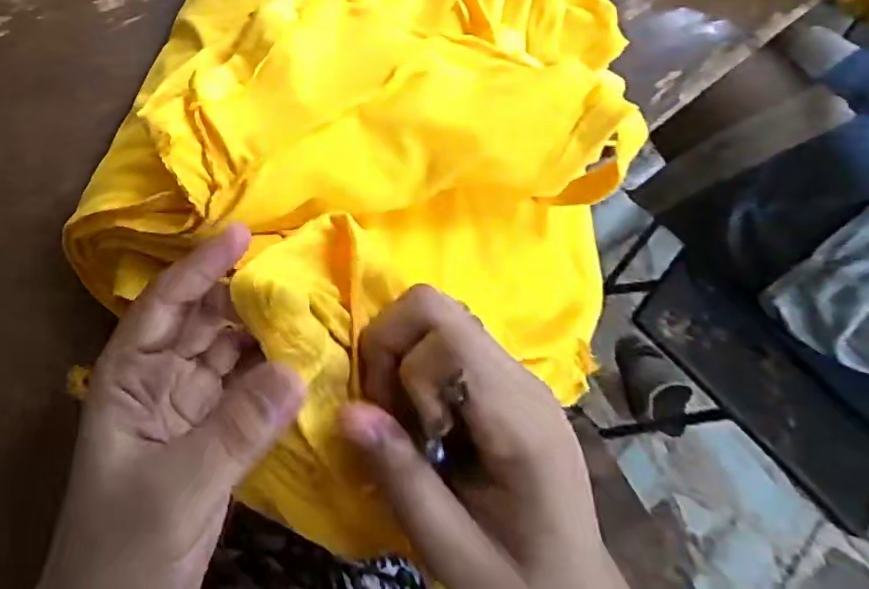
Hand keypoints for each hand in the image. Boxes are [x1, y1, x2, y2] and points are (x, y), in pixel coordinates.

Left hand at [36, 224, 304, 588]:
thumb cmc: (123, 547)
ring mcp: (182, 408)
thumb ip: (237, 429)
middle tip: (290, 273)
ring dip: (258, 334)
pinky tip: (299, 362)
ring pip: (223, 354)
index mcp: (127, 374)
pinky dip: (267, 377)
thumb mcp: (177, 486)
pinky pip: (240, 394)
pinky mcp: (208, 438)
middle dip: (238, 295)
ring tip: (305, 309)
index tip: (241, 233)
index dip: (201, 266)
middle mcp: (154, 379)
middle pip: (199, 322)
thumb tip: (295, 369)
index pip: (166, 304)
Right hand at [337, 287, 623, 588]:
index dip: (399, 364)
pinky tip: (426, 421)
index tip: (395, 428)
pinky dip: (418, 365)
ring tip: (405, 420)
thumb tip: (345, 411)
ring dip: (401, 355)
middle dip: (389, 346)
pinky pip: (449, 340)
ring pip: (438, 315)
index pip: (444, 328)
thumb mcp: (452, 550)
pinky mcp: (507, 381)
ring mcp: (518, 375)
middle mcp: (522, 380)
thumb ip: (401, 478)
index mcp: (520, 419)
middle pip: (435, 306)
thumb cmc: (515, 582)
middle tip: (388, 412)